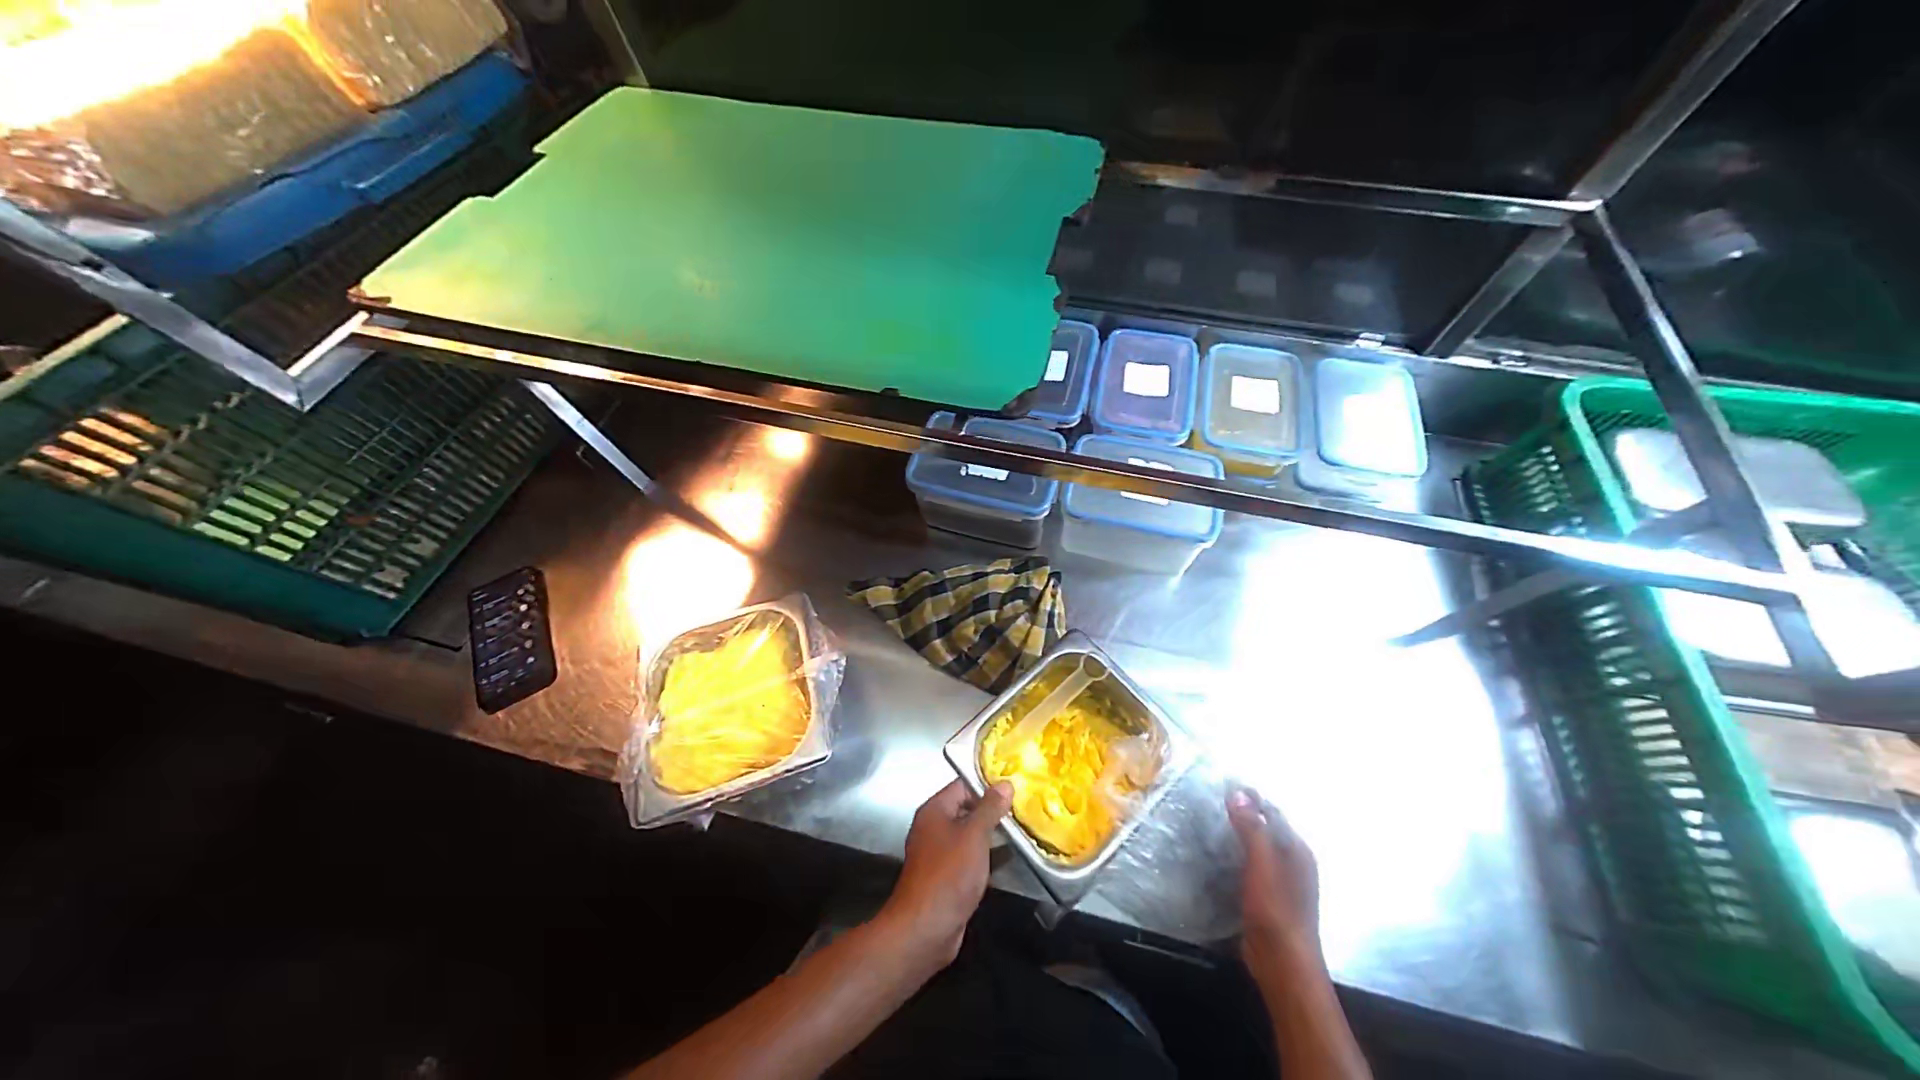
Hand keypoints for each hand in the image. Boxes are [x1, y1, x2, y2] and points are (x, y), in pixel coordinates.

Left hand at [874, 779, 1011, 969]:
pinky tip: (1004, 860)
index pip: (963, 785)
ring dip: (990, 835)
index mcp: (934, 810)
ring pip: (967, 834)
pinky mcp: (944, 875)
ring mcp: (937, 852)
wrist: (926, 927)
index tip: (1015, 789)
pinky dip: (983, 856)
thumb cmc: (949, 874)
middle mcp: (932, 827)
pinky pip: (966, 856)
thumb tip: (1004, 784)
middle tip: (1022, 811)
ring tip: (1019, 833)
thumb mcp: (974, 836)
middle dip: (992, 810)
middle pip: (965, 808)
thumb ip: (990, 808)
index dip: (988, 785)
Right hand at [1227, 788, 1322, 982]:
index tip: (1221, 783)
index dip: (1250, 796)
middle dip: (1242, 812)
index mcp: (1298, 850)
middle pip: (1266, 828)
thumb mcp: (1262, 864)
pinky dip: (1235, 855)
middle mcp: (1294, 862)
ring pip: (1258, 848)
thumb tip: (1238, 792)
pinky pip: (1250, 866)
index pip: (1273, 811)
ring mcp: (1282, 882)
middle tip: (1208, 800)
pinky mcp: (1267, 898)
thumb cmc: (1275, 910)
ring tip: (1207, 823)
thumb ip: (1252, 828)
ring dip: (1237, 834)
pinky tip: (1216, 856)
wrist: (1283, 963)